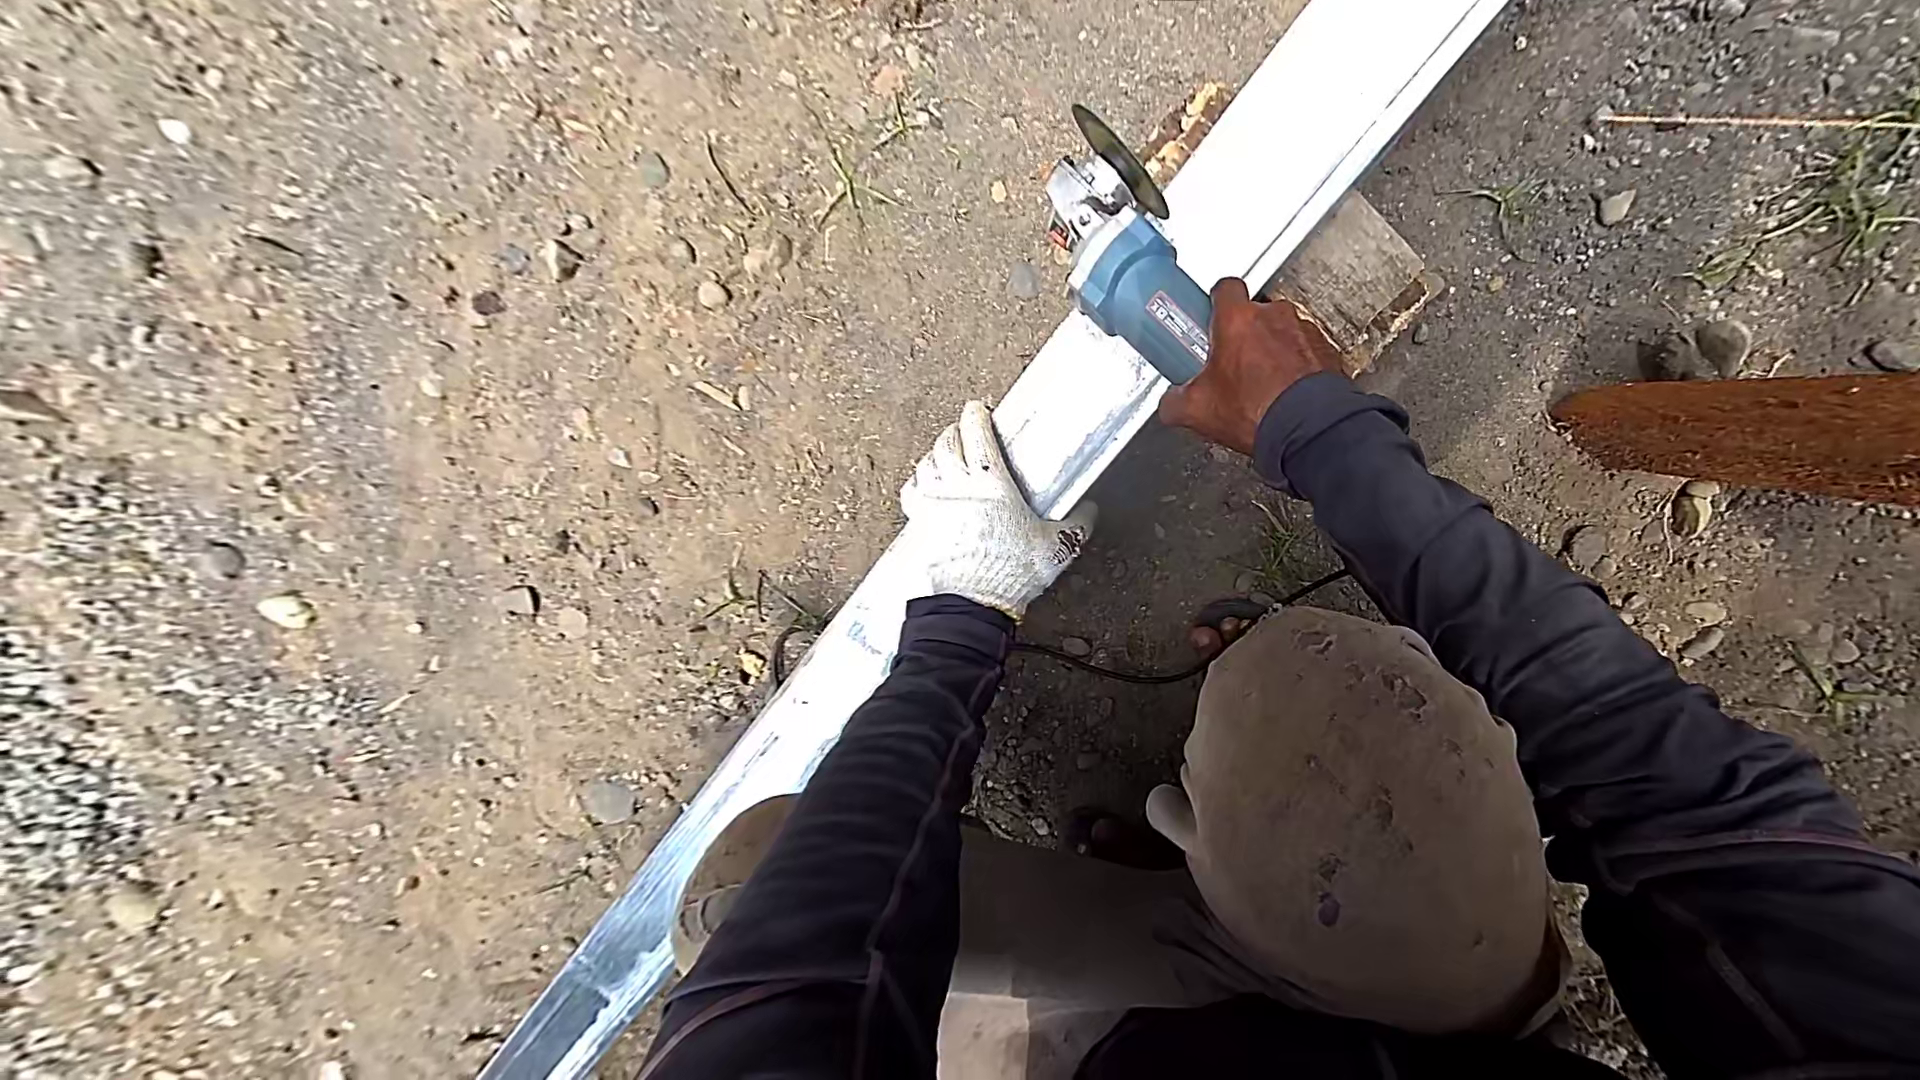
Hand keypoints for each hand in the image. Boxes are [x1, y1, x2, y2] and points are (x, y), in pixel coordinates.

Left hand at [901, 401, 1096, 618]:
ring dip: (936, 453)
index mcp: (991, 483)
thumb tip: (1089, 512)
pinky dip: (918, 481)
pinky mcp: (919, 525)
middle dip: (954, 430)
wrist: (968, 606)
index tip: (978, 409)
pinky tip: (925, 485)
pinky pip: (912, 491)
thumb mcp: (1056, 548)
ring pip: (926, 463)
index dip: (975, 415)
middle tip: (963, 430)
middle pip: (946, 442)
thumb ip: (1076, 525)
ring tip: (946, 454)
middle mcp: (957, 487)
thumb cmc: (1008, 575)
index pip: (976, 433)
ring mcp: (933, 504)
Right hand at [1157, 278, 1345, 454]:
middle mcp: (1274, 317)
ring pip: (1280, 332)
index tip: (1208, 319)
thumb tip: (1170, 403)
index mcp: (1237, 321)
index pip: (1225, 288)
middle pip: (1253, 313)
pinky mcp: (1326, 351)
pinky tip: (1281, 393)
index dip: (1215, 302)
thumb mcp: (1195, 410)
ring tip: (1257, 383)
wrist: (1306, 429)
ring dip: (1269, 350)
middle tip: (1229, 363)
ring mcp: (1304, 332)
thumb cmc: (1257, 410)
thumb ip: (1173, 400)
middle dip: (1241, 335)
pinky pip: (1304, 352)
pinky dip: (1294, 367)